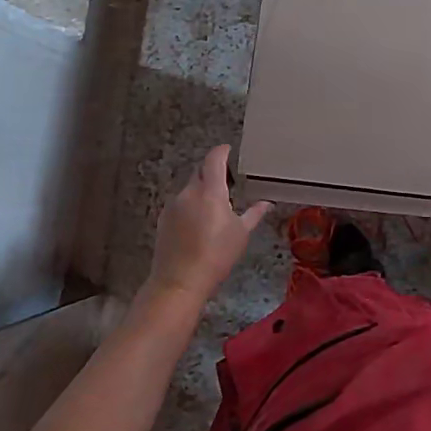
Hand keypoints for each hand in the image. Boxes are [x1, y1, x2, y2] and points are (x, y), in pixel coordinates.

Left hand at [144, 146, 273, 308]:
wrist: (179, 280)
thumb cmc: (216, 256)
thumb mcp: (240, 234)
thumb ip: (254, 214)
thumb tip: (267, 203)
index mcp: (210, 191)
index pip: (214, 159)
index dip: (221, 151)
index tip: (228, 149)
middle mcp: (189, 192)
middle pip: (199, 172)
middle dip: (211, 172)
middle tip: (225, 182)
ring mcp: (173, 204)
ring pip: (189, 188)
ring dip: (200, 191)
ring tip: (212, 208)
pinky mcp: (163, 217)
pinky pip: (179, 203)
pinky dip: (189, 205)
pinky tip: (197, 223)